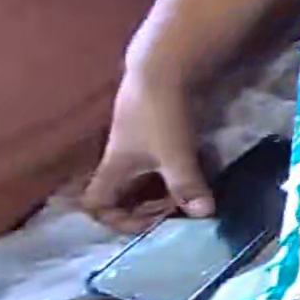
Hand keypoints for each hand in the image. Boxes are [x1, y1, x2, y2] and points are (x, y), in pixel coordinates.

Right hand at [83, 72, 212, 231]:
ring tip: (192, 195)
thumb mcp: (175, 156)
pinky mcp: (157, 138)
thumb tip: (203, 214)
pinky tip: (201, 176)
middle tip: (180, 208)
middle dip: (148, 209)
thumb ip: (186, 184)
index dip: (118, 220)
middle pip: (124, 196)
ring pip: (145, 182)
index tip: (151, 223)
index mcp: (114, 169)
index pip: (96, 204)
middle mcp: (121, 161)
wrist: (162, 77)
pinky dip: (177, 177)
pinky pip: (162, 167)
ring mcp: (139, 149)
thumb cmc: (160, 118)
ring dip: (165, 193)